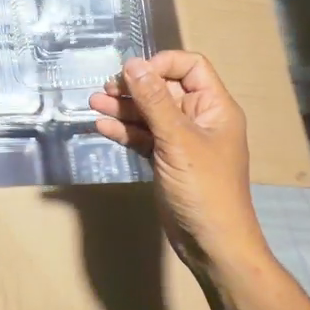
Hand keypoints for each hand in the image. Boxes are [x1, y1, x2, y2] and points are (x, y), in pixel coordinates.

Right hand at [89, 51, 267, 271]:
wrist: (214, 245)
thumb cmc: (204, 188)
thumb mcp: (177, 140)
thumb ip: (153, 100)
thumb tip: (132, 63)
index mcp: (214, 107)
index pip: (190, 67)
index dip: (161, 64)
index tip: (133, 73)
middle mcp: (200, 119)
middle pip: (164, 88)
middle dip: (134, 86)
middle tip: (106, 89)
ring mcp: (182, 140)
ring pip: (150, 113)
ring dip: (124, 107)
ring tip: (94, 103)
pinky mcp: (167, 160)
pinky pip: (144, 136)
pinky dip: (125, 130)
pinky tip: (103, 127)